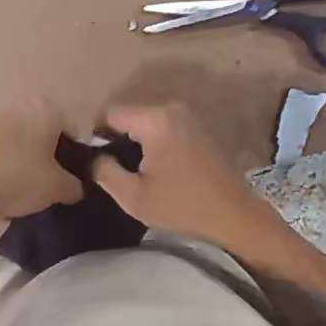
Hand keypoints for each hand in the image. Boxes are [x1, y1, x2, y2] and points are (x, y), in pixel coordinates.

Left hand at [0, 98, 84, 222]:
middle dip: (49, 162)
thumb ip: (75, 185)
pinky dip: (5, 166)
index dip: (74, 164)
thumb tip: (77, 187)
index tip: (67, 185)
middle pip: (46, 138)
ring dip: (26, 165)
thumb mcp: (56, 188)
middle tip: (47, 190)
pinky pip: (1, 151)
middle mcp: (21, 103)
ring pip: (23, 145)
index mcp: (46, 107)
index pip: (73, 135)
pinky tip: (2, 187)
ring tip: (23, 192)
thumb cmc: (14, 179)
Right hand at [91, 103, 283, 251]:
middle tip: (116, 171)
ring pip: (145, 122)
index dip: (97, 136)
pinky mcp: (197, 128)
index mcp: (155, 121)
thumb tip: (92, 157)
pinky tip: (157, 170)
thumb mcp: (132, 196)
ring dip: (135, 143)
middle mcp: (172, 109)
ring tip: (136, 173)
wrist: (233, 215)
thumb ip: (104, 171)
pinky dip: (152, 144)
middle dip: (117, 140)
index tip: (99, 162)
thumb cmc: (181, 206)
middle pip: (128, 116)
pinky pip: (162, 128)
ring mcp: (188, 117)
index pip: (110, 113)